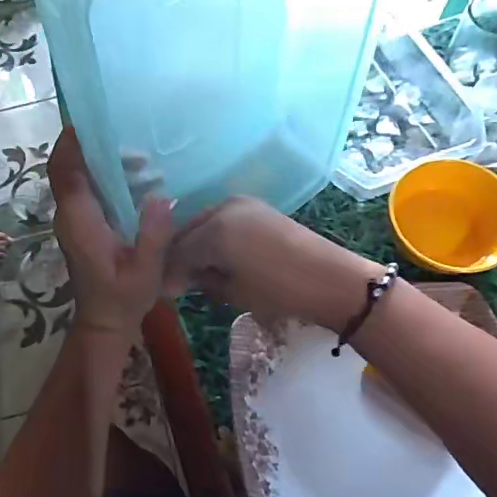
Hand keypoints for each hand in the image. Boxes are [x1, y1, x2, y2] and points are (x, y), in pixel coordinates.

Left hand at [49, 128, 169, 339]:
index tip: (92, 121)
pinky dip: (107, 179)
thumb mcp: (145, 270)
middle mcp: (70, 215)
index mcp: (80, 220)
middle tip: (133, 144)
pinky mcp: (83, 226)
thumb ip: (154, 234)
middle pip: (69, 168)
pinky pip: (88, 192)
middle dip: (96, 148)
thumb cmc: (122, 299)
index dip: (72, 143)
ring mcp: (74, 221)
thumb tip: (163, 195)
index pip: (65, 171)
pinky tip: (138, 182)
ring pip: (79, 178)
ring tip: (143, 163)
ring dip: (105, 164)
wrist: (104, 323)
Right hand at [168, 198, 386, 331]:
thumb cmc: (280, 291)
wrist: (331, 280)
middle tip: (179, 283)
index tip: (166, 292)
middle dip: (180, 256)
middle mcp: (224, 208)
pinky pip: (224, 221)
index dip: (168, 273)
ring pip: (205, 224)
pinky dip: (216, 238)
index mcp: (214, 229)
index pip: (176, 251)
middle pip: (188, 232)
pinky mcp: (259, 208)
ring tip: (201, 273)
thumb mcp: (233, 291)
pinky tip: (221, 259)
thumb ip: (200, 280)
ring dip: (197, 246)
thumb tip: (178, 280)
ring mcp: (243, 204)